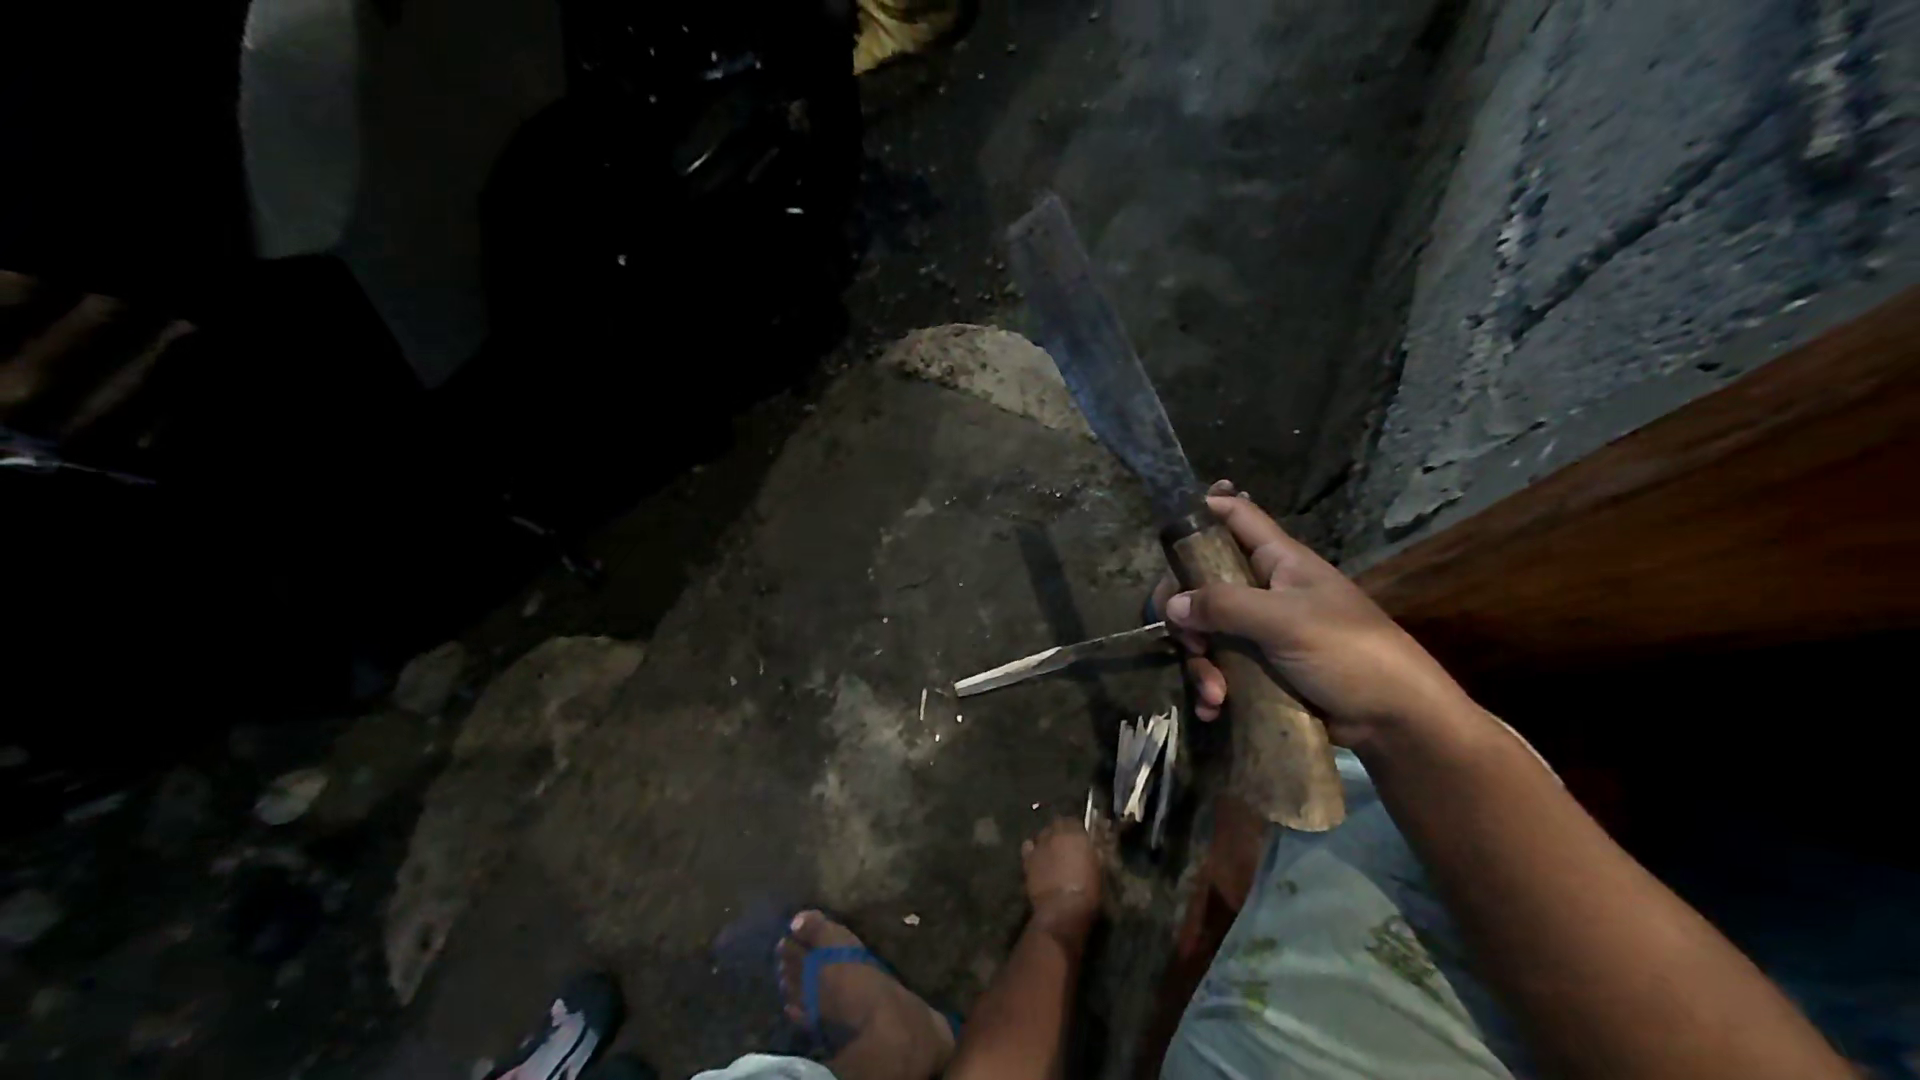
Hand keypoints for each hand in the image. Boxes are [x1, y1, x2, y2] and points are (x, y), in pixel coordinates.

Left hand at [1021, 819, 1100, 937]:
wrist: (1062, 909)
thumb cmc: (1087, 890)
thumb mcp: (1099, 869)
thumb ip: (1095, 851)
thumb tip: (1094, 845)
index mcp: (1076, 833)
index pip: (1075, 821)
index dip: (1078, 829)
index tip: (1082, 837)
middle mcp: (1055, 834)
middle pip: (1057, 824)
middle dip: (1062, 831)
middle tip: (1068, 844)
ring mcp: (1039, 845)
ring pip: (1043, 834)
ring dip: (1048, 840)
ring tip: (1053, 851)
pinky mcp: (1027, 859)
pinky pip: (1029, 847)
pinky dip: (1034, 849)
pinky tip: (1038, 858)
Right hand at [1149, 481, 1473, 748]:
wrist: (1394, 719)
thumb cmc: (1349, 651)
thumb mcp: (1285, 621)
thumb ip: (1225, 605)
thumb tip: (1171, 606)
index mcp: (1277, 561)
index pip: (1236, 516)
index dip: (1203, 510)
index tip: (1166, 528)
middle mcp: (1262, 590)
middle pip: (1202, 581)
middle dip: (1186, 613)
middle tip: (1190, 640)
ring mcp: (1257, 631)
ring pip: (1205, 631)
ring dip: (1200, 664)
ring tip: (1214, 693)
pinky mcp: (1257, 668)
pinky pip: (1217, 668)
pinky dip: (1210, 688)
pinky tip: (1215, 707)